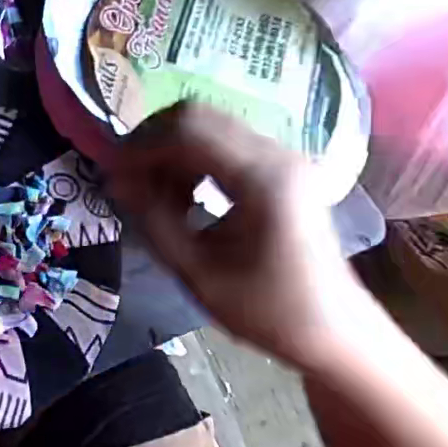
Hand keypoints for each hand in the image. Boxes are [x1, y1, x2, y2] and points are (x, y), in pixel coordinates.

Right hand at [110, 104, 377, 369]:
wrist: (334, 331)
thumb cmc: (269, 311)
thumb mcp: (200, 274)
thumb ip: (155, 221)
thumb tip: (117, 182)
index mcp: (263, 178)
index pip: (188, 130)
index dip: (142, 146)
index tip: (112, 173)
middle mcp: (276, 153)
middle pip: (198, 115)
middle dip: (154, 142)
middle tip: (128, 178)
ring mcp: (283, 156)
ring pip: (209, 125)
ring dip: (173, 151)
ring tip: (156, 195)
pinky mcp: (282, 167)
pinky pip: (225, 143)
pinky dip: (195, 160)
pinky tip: (185, 196)